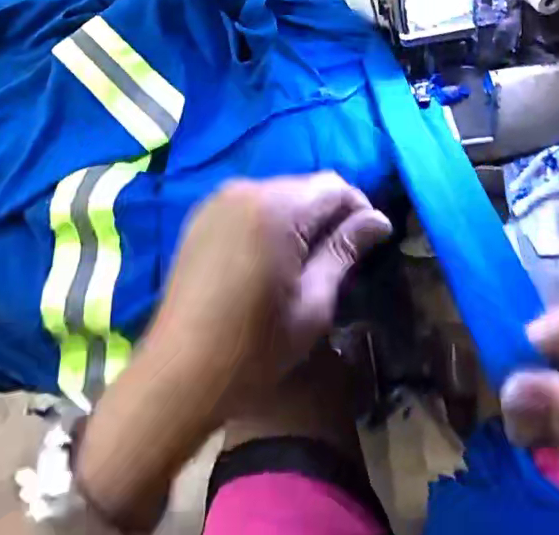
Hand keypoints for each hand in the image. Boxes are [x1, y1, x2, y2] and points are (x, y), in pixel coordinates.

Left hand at [73, 174, 389, 531]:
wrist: (179, 373)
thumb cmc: (255, 347)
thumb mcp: (314, 302)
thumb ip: (345, 251)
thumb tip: (379, 219)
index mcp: (277, 207)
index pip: (334, 186)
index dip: (359, 209)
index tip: (371, 241)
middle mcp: (245, 189)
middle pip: (305, 187)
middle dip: (328, 214)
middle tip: (340, 257)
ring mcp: (218, 200)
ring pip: (277, 194)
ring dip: (298, 219)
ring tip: (305, 262)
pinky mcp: (201, 217)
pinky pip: (248, 206)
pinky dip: (268, 222)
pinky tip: (269, 259)